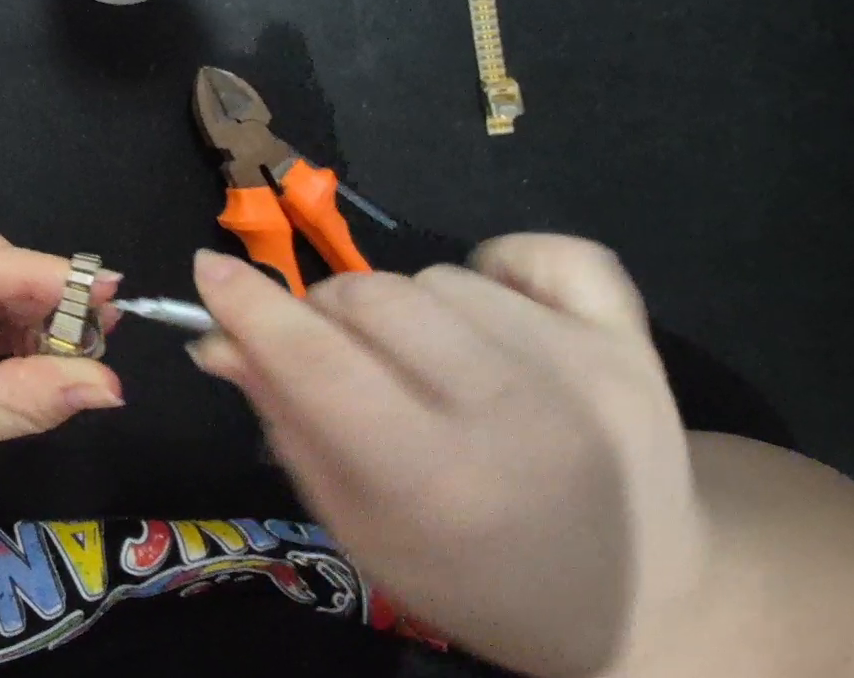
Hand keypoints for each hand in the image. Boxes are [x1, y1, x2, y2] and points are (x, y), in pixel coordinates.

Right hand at [187, 235, 705, 677]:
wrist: (645, 602)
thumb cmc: (466, 572)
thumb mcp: (353, 521)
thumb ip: (284, 421)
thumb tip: (219, 338)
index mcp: (431, 481)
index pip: (316, 362)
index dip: (249, 305)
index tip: (207, 270)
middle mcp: (512, 413)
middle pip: (368, 297)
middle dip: (323, 312)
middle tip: (334, 352)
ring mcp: (584, 368)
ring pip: (435, 276)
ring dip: (403, 307)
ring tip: (425, 360)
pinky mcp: (633, 341)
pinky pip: (539, 250)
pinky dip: (497, 268)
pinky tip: (493, 315)